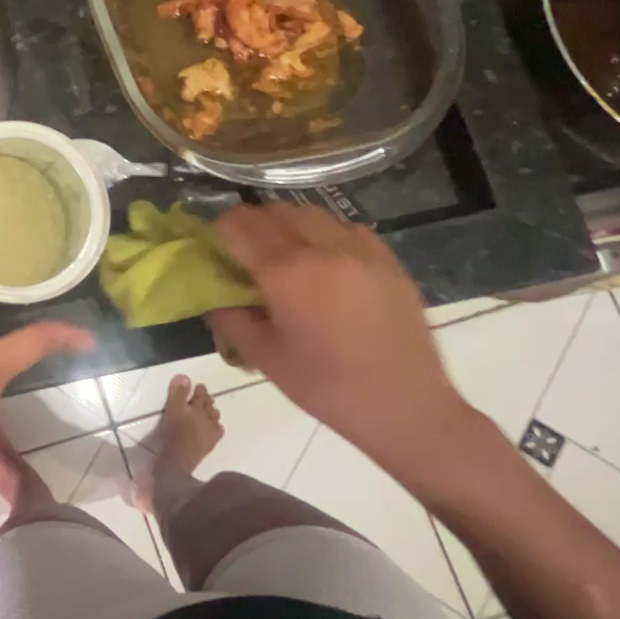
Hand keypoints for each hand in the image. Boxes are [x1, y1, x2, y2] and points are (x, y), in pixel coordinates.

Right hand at [206, 204, 474, 459]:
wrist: (404, 406)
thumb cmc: (324, 386)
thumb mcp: (262, 356)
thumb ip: (229, 317)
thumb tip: (214, 295)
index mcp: (284, 272)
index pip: (239, 225)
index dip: (220, 229)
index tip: (216, 245)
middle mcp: (321, 249)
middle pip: (275, 212)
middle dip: (252, 223)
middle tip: (244, 247)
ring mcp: (360, 251)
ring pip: (311, 214)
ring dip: (288, 223)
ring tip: (284, 249)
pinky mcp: (387, 261)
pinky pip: (347, 228)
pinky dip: (325, 233)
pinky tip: (325, 259)